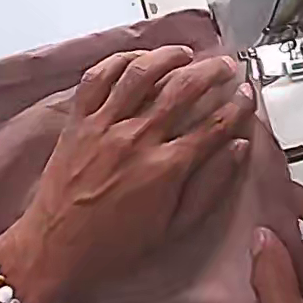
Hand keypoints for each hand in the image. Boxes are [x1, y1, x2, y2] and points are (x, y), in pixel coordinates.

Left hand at [0, 46, 255, 302]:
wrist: (56, 249)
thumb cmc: (116, 244)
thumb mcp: (174, 228)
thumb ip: (211, 187)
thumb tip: (238, 149)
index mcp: (166, 168)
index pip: (213, 125)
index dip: (237, 106)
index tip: (246, 94)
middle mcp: (137, 139)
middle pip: (183, 88)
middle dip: (212, 71)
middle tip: (225, 66)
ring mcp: (104, 125)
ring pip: (142, 74)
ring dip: (169, 56)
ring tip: (186, 53)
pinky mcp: (78, 121)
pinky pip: (97, 78)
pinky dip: (119, 61)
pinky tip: (137, 58)